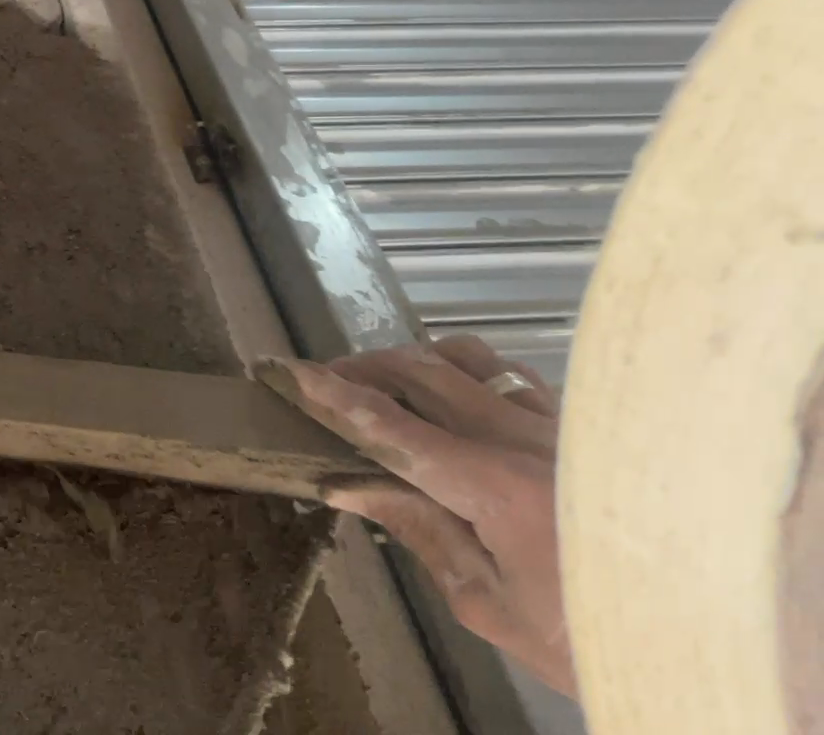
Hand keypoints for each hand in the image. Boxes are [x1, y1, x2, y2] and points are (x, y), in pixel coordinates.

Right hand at [258, 337, 574, 696]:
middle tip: (319, 384)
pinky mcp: (588, 426)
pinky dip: (462, 372)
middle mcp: (528, 439)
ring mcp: (564, 425)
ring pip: (465, 357)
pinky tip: (449, 397)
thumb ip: (416, 530)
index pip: (389, 425)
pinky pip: (511, 373)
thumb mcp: (489, 605)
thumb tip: (343, 484)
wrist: (722, 645)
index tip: (282, 369)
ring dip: (407, 362)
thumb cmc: (594, 638)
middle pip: (418, 370)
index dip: (328, 394)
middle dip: (357, 369)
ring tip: (379, 383)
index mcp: (496, 488)